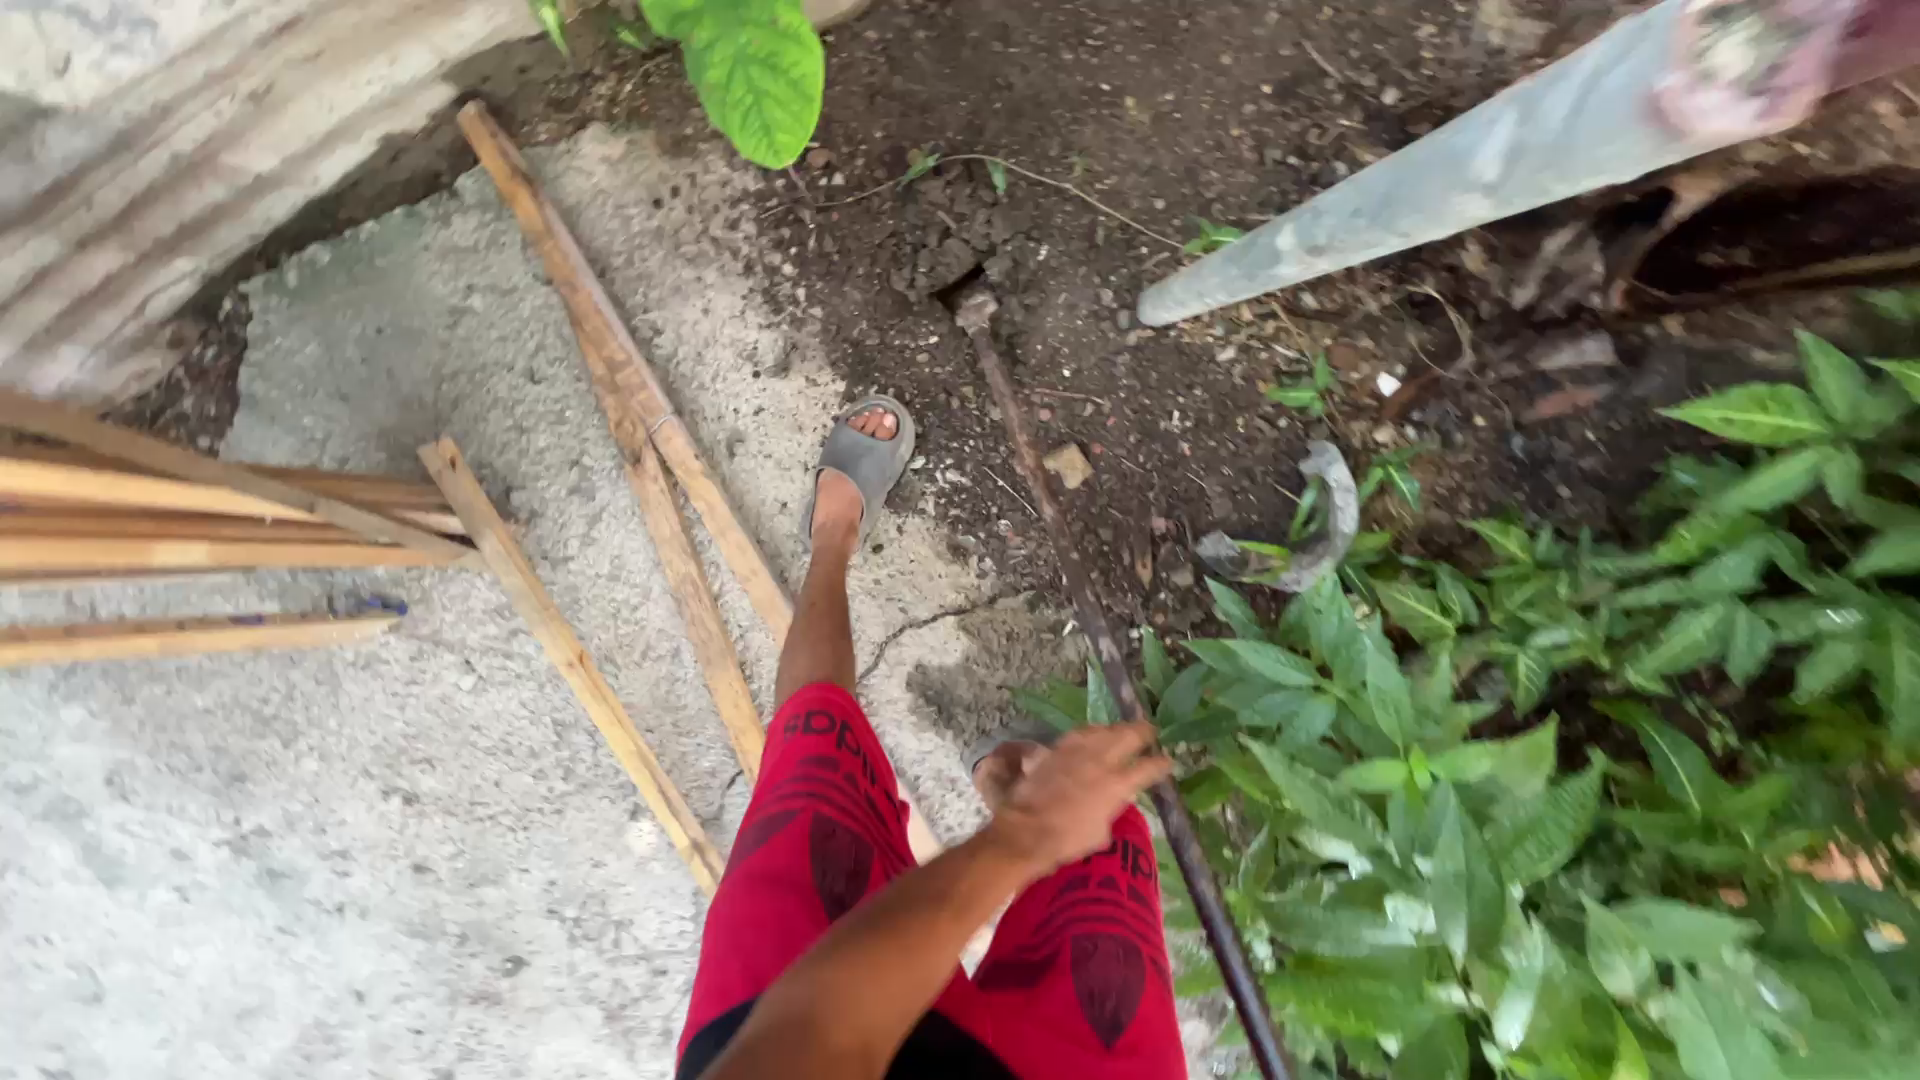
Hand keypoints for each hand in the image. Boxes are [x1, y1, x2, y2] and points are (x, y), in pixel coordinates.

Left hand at [983, 722, 1171, 877]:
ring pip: (1104, 730)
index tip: (1168, 761)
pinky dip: (1092, 731)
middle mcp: (1100, 762)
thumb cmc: (1066, 841)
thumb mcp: (1100, 832)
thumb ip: (1111, 810)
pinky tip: (1094, 733)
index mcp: (1116, 786)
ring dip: (1117, 728)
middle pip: (1127, 737)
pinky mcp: (1057, 749)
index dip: (1161, 764)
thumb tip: (1113, 802)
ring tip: (1124, 729)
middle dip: (1143, 732)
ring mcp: (1077, 752)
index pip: (1147, 769)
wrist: (1027, 829)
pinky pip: (1080, 733)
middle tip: (1151, 731)